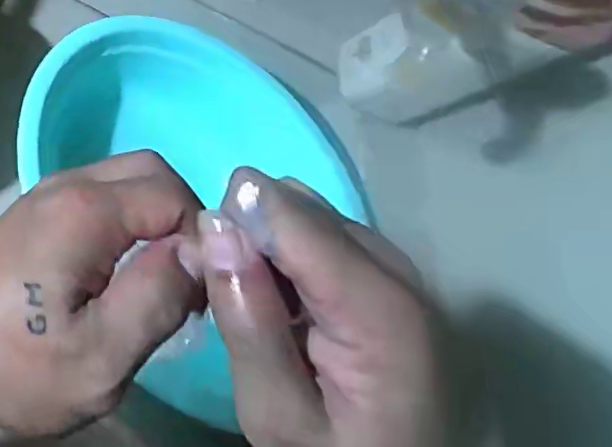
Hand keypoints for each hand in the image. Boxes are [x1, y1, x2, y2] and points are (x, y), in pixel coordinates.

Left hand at [0, 151, 203, 435]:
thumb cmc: (11, 358)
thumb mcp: (99, 354)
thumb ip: (157, 297)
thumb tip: (204, 253)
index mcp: (83, 210)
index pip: (174, 194)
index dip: (203, 241)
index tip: (202, 297)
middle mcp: (65, 186)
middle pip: (150, 171)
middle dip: (184, 220)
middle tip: (187, 288)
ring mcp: (47, 195)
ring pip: (124, 181)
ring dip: (156, 223)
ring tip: (160, 290)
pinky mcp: (38, 213)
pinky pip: (101, 198)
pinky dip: (129, 225)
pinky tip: (123, 280)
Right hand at [191, 167, 443, 446]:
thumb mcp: (272, 411)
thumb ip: (245, 319)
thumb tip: (213, 223)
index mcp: (377, 307)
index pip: (279, 206)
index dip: (229, 225)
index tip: (210, 271)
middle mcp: (399, 272)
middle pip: (288, 200)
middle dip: (245, 230)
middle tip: (235, 293)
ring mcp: (401, 270)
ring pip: (299, 206)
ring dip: (264, 238)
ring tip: (262, 300)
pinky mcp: (392, 274)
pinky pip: (316, 225)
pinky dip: (285, 247)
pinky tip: (287, 299)